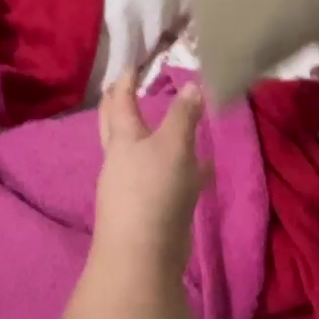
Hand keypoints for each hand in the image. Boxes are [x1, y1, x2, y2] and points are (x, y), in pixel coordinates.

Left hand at [93, 68, 207, 272]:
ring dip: (152, 136)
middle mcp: (122, 160)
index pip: (122, 102)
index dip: (126, 81)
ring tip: (170, 122)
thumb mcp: (174, 146)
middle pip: (117, 126)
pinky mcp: (150, 208)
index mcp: (124, 140)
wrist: (143, 255)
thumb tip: (193, 84)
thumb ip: (184, 115)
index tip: (131, 63)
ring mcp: (133, 186)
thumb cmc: (154, 191)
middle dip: (120, 106)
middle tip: (123, 87)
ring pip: (141, 153)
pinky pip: (165, 177)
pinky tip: (202, 167)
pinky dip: (179, 166)